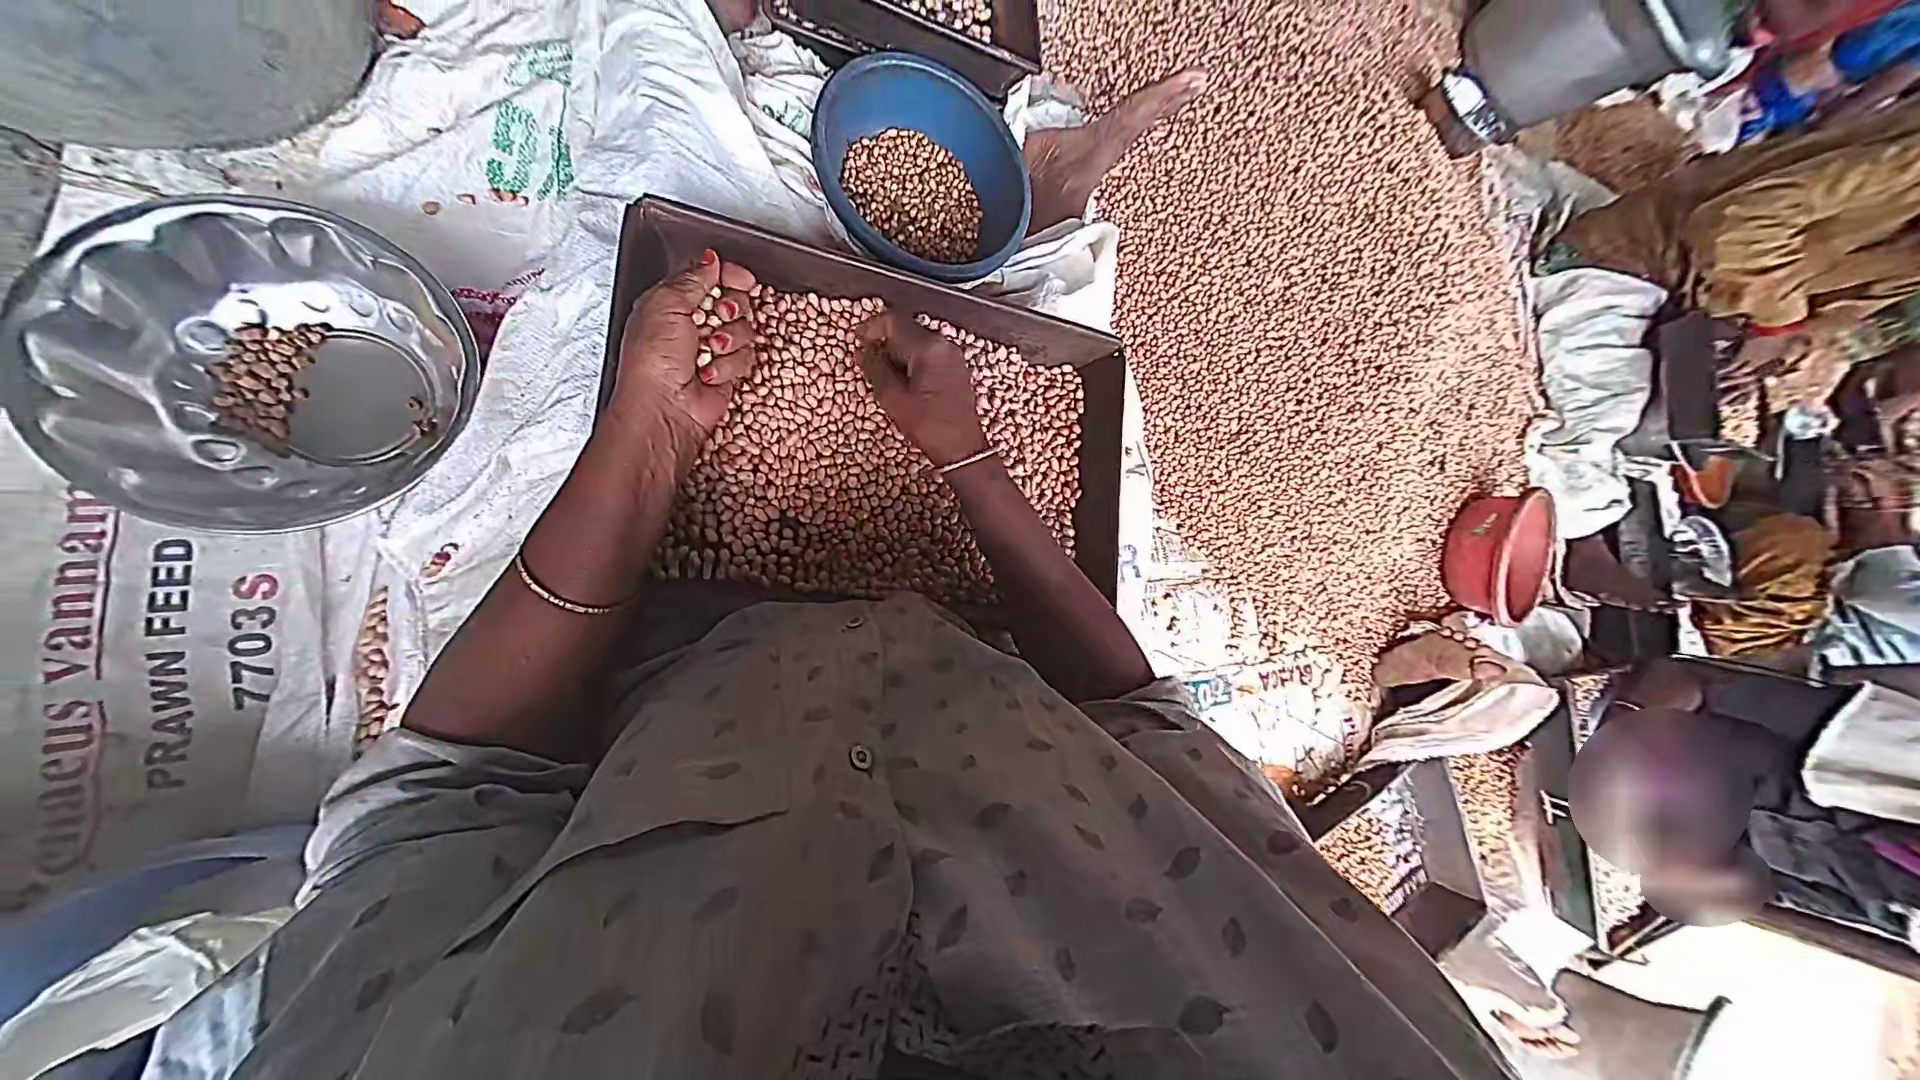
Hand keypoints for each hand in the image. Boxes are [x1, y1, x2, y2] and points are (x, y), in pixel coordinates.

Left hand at [612, 249, 758, 458]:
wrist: (664, 407)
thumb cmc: (653, 360)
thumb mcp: (667, 303)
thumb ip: (693, 278)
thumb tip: (711, 260)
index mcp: (674, 302)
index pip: (712, 278)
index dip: (730, 276)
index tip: (741, 279)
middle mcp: (695, 324)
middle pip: (735, 302)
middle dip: (732, 310)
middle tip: (719, 317)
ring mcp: (713, 350)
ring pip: (744, 331)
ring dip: (729, 341)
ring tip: (709, 352)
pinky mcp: (728, 372)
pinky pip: (747, 358)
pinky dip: (730, 366)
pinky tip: (710, 374)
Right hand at [857, 311, 988, 466]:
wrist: (962, 449)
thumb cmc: (930, 426)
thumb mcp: (892, 397)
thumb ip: (875, 368)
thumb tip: (864, 352)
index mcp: (929, 347)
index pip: (894, 321)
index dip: (871, 327)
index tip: (858, 339)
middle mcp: (944, 345)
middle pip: (906, 331)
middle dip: (884, 345)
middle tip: (867, 364)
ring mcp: (953, 357)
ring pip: (916, 345)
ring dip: (897, 356)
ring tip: (884, 380)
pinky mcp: (956, 370)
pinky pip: (928, 357)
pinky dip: (911, 364)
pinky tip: (903, 385)